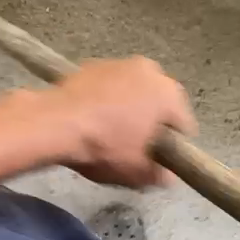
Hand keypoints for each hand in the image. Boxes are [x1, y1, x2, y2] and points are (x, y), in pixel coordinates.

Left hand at [36, 57, 195, 187]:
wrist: (55, 123)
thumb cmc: (104, 147)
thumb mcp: (135, 172)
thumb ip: (158, 174)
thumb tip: (168, 177)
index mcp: (170, 95)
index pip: (184, 124)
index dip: (177, 145)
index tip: (165, 159)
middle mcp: (151, 71)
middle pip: (160, 101)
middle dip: (153, 120)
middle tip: (138, 144)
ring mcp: (121, 62)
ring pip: (135, 89)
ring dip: (130, 106)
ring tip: (113, 130)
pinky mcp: (93, 63)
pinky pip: (110, 85)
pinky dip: (107, 97)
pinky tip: (94, 116)